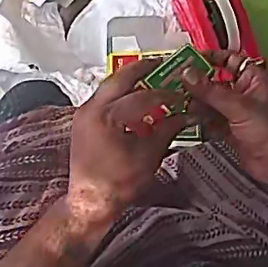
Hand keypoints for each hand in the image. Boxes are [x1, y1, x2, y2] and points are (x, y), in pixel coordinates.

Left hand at [67, 58, 194, 220]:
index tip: (181, 95)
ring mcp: (83, 113)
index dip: (165, 94)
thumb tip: (185, 115)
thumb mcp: (148, 155)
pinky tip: (135, 100)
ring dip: (130, 81)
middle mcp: (91, 109)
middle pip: (120, 78)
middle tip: (163, 64)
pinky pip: (104, 99)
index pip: (142, 97)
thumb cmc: (118, 184)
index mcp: (107, 117)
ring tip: (152, 78)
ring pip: (109, 86)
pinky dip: (121, 95)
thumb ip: (166, 129)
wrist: (89, 202)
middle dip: (143, 70)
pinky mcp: (82, 120)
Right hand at [182, 51, 267, 185]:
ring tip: (172, 100)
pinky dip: (198, 119)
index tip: (187, 60)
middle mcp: (245, 93)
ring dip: (194, 102)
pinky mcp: (230, 130)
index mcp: (254, 79)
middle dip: (196, 83)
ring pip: (211, 102)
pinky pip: (210, 120)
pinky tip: (182, 118)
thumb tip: (185, 73)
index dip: (210, 58)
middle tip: (172, 81)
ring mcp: (237, 112)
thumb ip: (210, 90)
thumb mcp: (239, 106)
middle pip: (216, 82)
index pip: (230, 60)